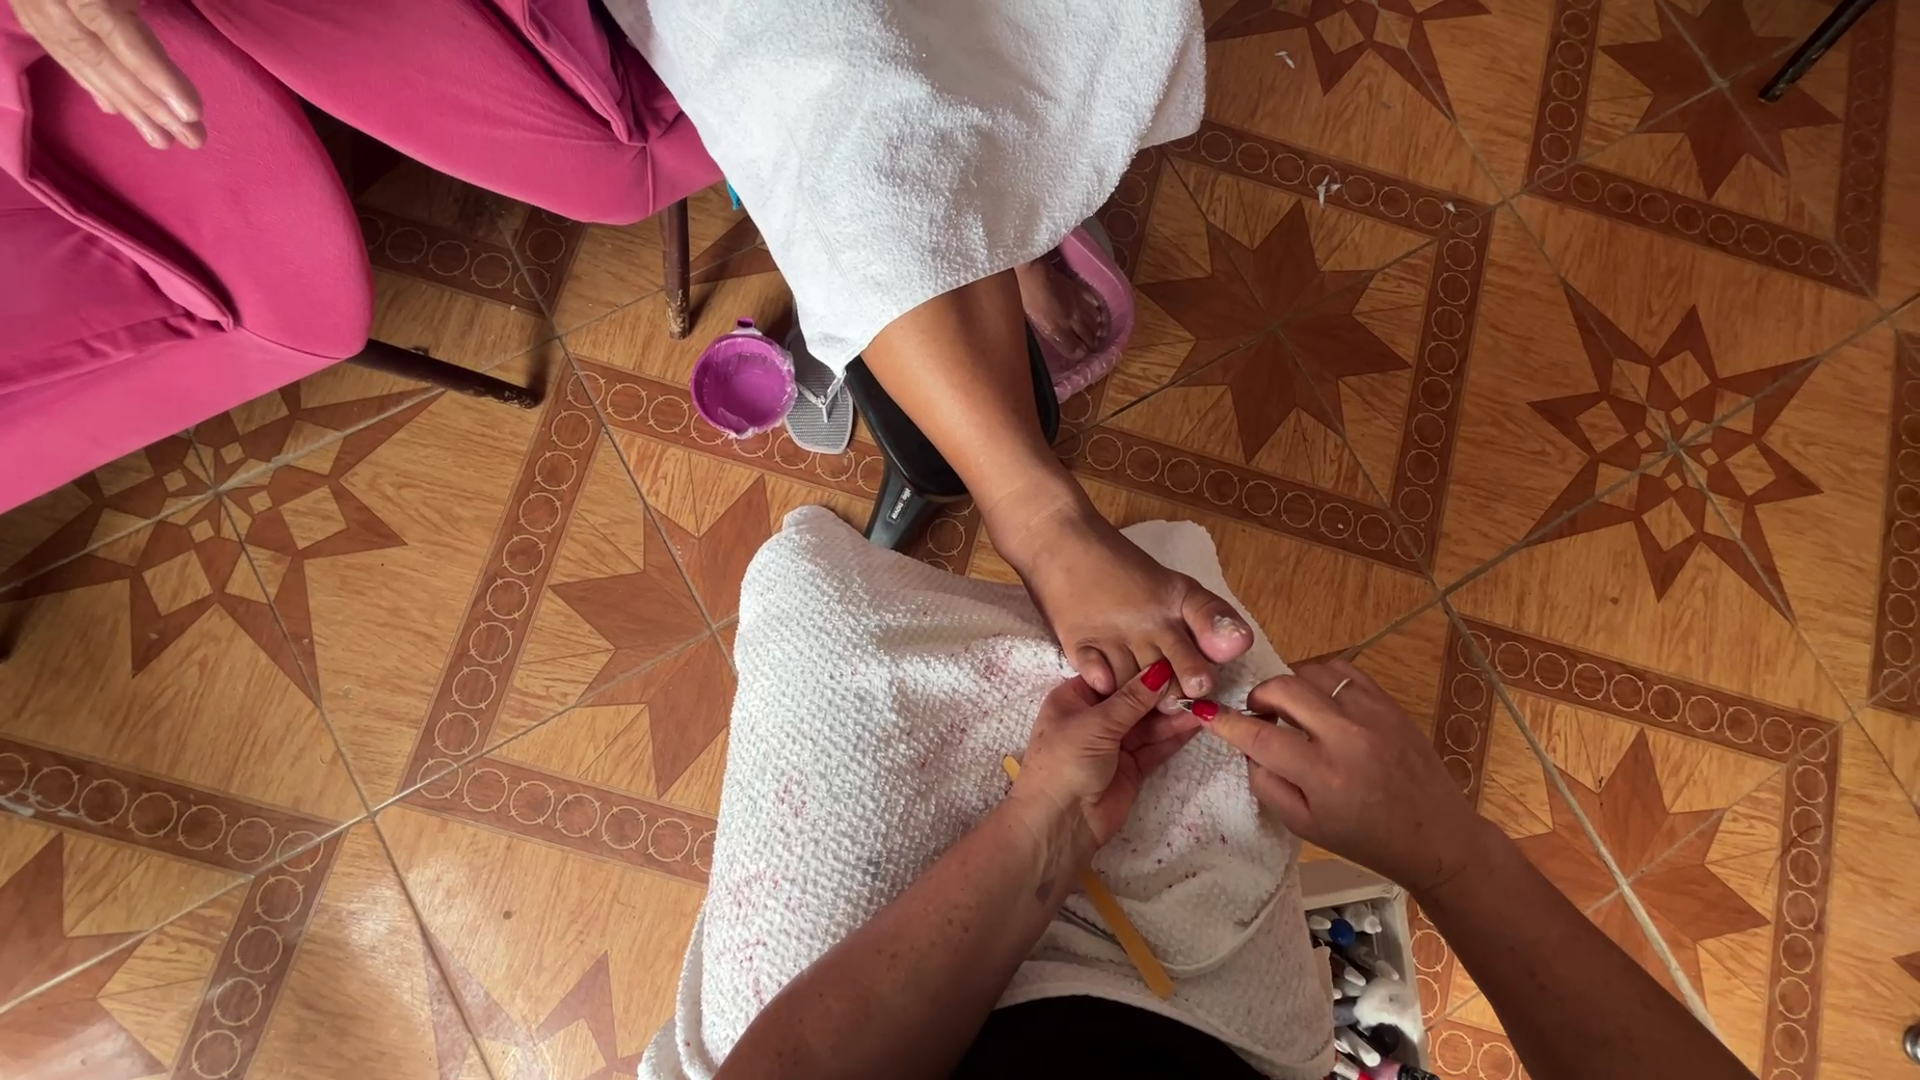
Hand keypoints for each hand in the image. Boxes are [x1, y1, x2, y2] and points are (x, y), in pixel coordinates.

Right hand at [10, 0, 203, 147]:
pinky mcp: (26, 1)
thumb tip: (171, 25)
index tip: (191, 111)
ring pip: (75, 54)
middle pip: (95, 51)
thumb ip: (139, 2)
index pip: (110, 27)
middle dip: (146, 101)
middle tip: (193, 141)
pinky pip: (57, 44)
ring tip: (163, 141)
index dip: (150, 71)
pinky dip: (88, 79)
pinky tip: (112, 109)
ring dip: (122, 102)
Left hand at [1012, 659, 1199, 856]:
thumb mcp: (1096, 723)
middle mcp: (1093, 718)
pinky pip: (1156, 746)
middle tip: (1196, 677)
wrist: (1059, 824)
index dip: (1140, 667)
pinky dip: (1175, 736)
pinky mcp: (1131, 768)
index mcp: (1073, 698)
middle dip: (1161, 691)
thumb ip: (1131, 698)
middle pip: (1133, 699)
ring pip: (1148, 723)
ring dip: (1173, 713)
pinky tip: (1198, 721)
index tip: (1172, 654)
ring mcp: (1113, 744)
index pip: (1112, 675)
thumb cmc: (1065, 762)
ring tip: (1204, 698)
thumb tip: (1161, 669)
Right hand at [1200, 659, 1491, 893]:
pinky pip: (1342, 670)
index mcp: (1324, 775)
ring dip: (1289, 686)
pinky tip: (1319, 699)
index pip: (1258, 735)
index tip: (1204, 712)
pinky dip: (1319, 678)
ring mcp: (1373, 715)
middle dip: (1258, 696)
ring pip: (1310, 672)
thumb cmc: (1365, 839)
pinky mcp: (1389, 704)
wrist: (1439, 838)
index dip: (1225, 721)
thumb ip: (1266, 782)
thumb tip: (1247, 744)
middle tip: (1258, 713)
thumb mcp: (1303, 825)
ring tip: (1291, 708)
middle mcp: (1347, 737)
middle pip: (1282, 688)